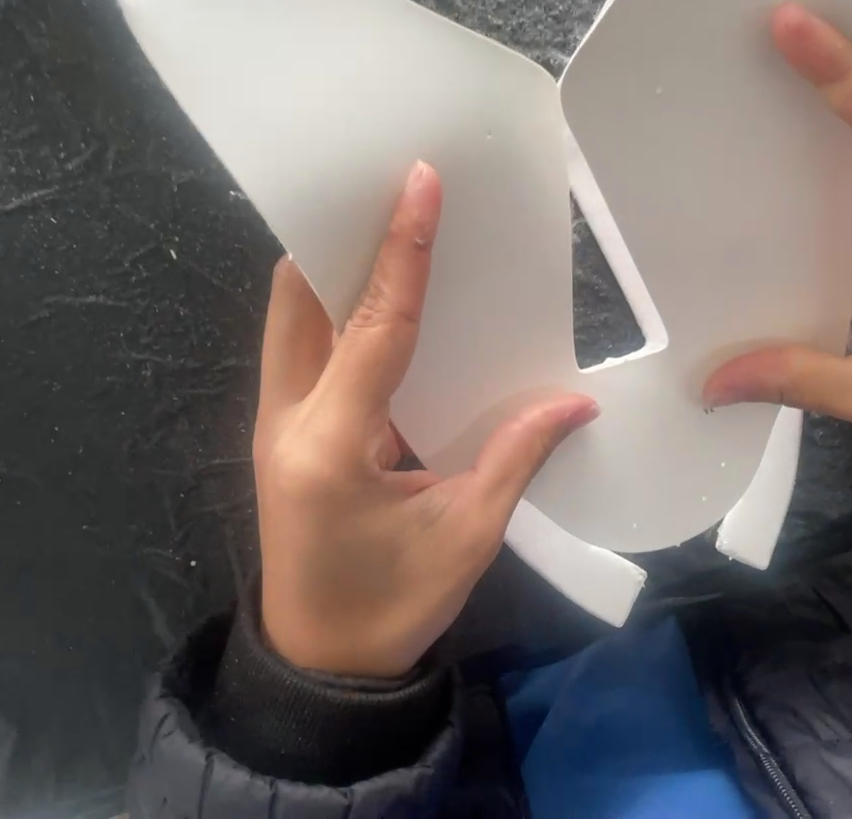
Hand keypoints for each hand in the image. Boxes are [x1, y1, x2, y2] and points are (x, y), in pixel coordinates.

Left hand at [254, 162, 599, 677]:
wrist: (319, 666)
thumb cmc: (391, 606)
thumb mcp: (465, 536)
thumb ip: (515, 457)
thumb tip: (577, 403)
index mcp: (332, 445)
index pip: (375, 325)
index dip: (401, 251)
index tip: (418, 184)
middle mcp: (287, 419)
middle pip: (298, 301)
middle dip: (336, 237)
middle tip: (380, 186)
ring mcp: (273, 423)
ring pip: (287, 317)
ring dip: (324, 265)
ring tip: (371, 218)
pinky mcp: (281, 430)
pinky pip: (297, 345)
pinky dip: (325, 304)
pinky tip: (363, 289)